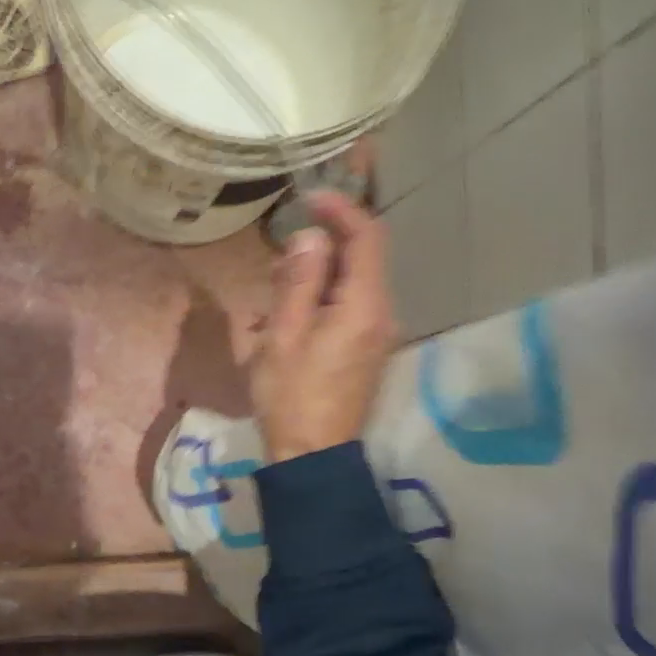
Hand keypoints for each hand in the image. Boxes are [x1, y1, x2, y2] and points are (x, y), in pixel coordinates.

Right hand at [250, 189, 401, 464]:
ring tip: (273, 294)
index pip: (367, 236)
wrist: (312, 457)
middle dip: (322, 247)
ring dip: (317, 277)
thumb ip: (299, 281)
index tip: (309, 198)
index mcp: (364, 305)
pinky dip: (322, 302)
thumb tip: (311, 236)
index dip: (342, 209)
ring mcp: (378, 336)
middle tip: (277, 260)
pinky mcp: (367, 353)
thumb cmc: (291, 397)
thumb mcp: (284, 335)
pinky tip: (287, 320)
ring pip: (353, 286)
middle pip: (361, 260)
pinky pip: (349, 310)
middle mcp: (382, 314)